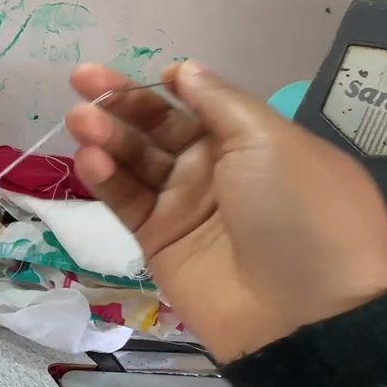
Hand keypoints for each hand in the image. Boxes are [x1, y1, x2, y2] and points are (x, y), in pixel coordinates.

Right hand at [65, 61, 386, 360]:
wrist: (307, 317)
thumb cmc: (303, 215)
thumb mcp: (272, 143)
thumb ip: (218, 103)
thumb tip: (183, 69)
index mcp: (255, 143)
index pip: (198, 103)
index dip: (166, 86)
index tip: (142, 74)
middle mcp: (217, 169)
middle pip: (157, 126)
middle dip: (119, 102)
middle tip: (80, 80)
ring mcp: (184, 204)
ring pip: (133, 159)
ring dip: (105, 136)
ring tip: (79, 122)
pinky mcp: (156, 237)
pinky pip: (124, 199)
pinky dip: (104, 177)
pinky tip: (89, 160)